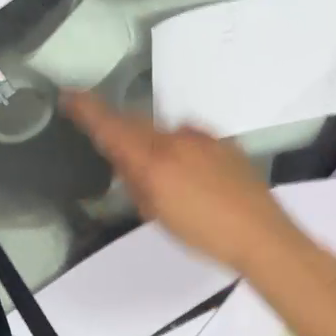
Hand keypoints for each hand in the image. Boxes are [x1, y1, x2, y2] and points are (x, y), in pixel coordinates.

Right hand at [64, 92, 308, 273]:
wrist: (268, 241)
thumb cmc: (203, 233)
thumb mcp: (154, 211)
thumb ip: (133, 178)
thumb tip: (122, 159)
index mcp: (150, 157)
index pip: (108, 123)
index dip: (85, 107)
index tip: (67, 95)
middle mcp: (172, 139)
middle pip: (133, 122)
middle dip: (120, 129)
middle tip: (117, 151)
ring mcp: (201, 138)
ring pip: (162, 131)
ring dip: (154, 143)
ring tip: (165, 173)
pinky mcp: (224, 143)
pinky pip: (189, 138)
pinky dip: (182, 149)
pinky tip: (194, 173)